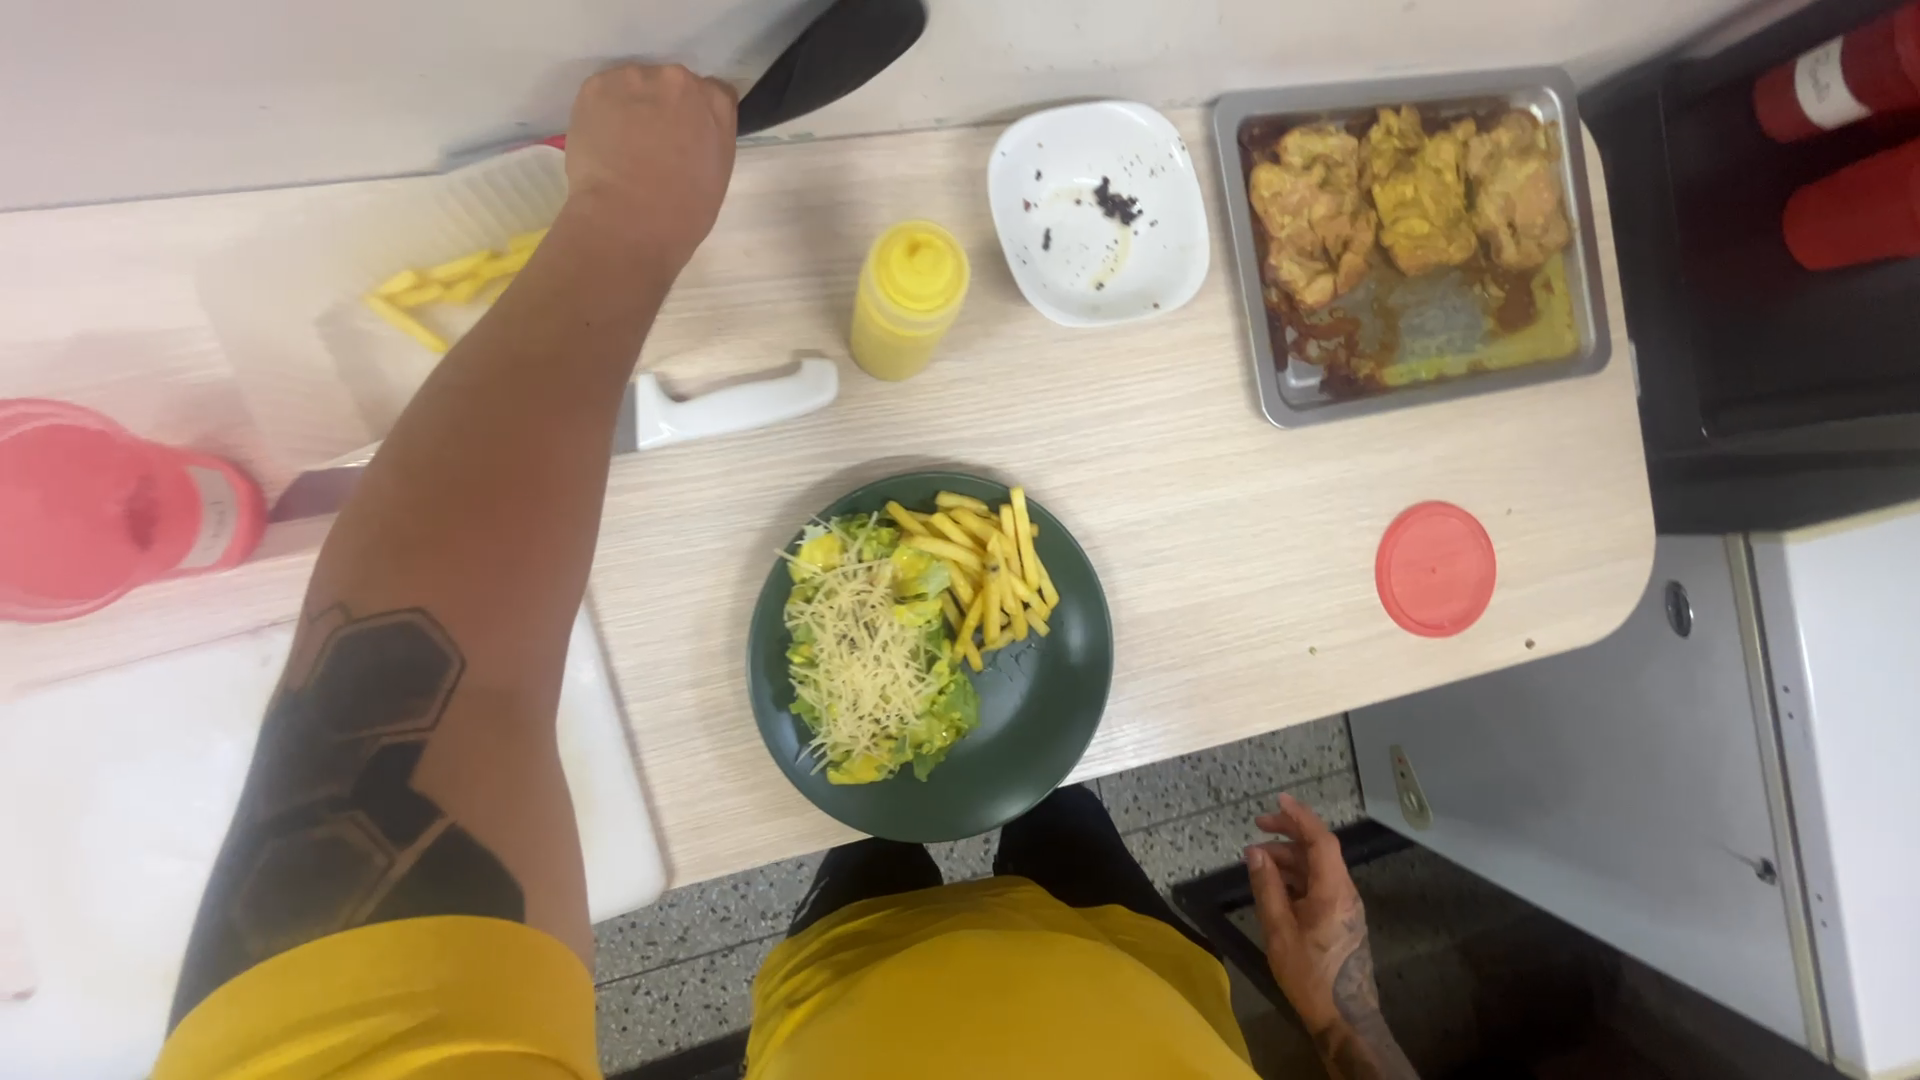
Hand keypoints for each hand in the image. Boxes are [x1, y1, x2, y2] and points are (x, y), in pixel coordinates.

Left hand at [561, 63, 738, 273]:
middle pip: (674, 85)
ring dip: (634, 107)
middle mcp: (678, 80)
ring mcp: (634, 78)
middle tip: (657, 144)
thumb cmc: (684, 213)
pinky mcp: (595, 86)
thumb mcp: (717, 177)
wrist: (628, 221)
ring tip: (626, 147)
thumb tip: (690, 137)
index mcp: (716, 105)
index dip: (703, 117)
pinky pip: (604, 93)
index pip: (716, 94)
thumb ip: (709, 142)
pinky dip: (605, 113)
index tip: (693, 137)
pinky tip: (605, 144)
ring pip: (636, 86)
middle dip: (667, 107)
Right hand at [1245, 794, 1370, 1032]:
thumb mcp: (1279, 930)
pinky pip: (1318, 885)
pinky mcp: (1341, 919)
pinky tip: (1273, 885)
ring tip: (1257, 862)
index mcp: (1334, 891)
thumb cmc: (1310, 975)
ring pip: (1317, 868)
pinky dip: (1295, 876)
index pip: (1321, 840)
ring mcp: (1345, 907)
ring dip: (1288, 858)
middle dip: (1288, 834)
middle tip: (1257, 827)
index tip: (1278, 800)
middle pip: (1318, 850)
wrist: (1345, 1019)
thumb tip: (1255, 852)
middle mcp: (1345, 893)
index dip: (1300, 816)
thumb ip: (1267, 887)